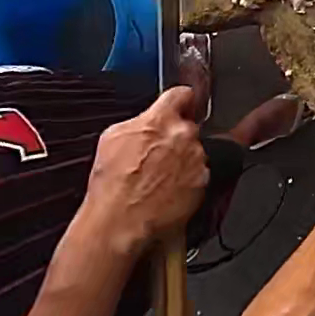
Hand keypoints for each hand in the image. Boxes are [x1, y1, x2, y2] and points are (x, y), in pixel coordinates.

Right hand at [76, 87, 208, 258]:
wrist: (119, 221)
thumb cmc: (112, 183)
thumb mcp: (112, 137)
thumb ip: (139, 121)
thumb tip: (148, 121)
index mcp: (161, 119)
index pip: (182, 94)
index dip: (181, 101)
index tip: (182, 105)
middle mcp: (183, 134)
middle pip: (188, 126)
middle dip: (177, 137)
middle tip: (160, 155)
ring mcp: (196, 158)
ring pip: (194, 151)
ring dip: (183, 159)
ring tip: (160, 178)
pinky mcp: (202, 181)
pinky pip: (199, 174)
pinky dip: (188, 180)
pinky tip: (169, 191)